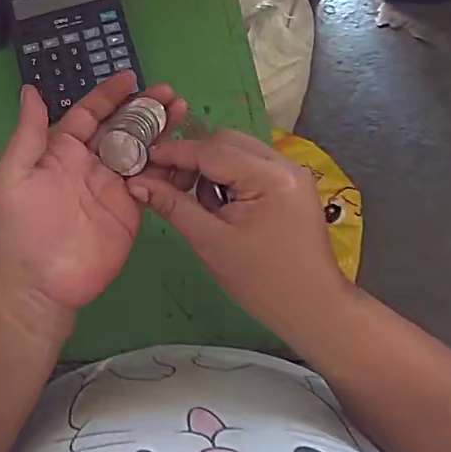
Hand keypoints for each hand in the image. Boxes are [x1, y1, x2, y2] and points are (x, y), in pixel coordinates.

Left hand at [0, 73, 187, 315]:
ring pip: (141, 149)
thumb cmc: (22, 227)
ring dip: (160, 130)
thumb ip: (28, 133)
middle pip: (122, 127)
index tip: (130, 79)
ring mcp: (113, 186)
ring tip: (181, 111)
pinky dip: (168, 164)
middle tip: (168, 93)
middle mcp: (91, 163)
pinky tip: (184, 150)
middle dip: (144, 108)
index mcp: (63, 151)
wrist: (41, 282)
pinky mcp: (132, 208)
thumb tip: (30, 90)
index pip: (90, 114)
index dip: (109, 95)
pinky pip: (153, 180)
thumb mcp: (15, 175)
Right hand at [127, 129, 351, 337]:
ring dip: (211, 170)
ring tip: (201, 206)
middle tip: (170, 185)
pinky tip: (221, 207)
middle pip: (226, 142)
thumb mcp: (211, 242)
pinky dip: (230, 179)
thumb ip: (173, 206)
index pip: (211, 150)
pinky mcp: (292, 185)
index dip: (174, 154)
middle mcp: (285, 164)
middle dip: (194, 160)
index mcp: (269, 176)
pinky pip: (251, 167)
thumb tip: (138, 183)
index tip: (144, 160)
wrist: (313, 309)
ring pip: (238, 151)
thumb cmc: (262, 281)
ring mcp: (292, 173)